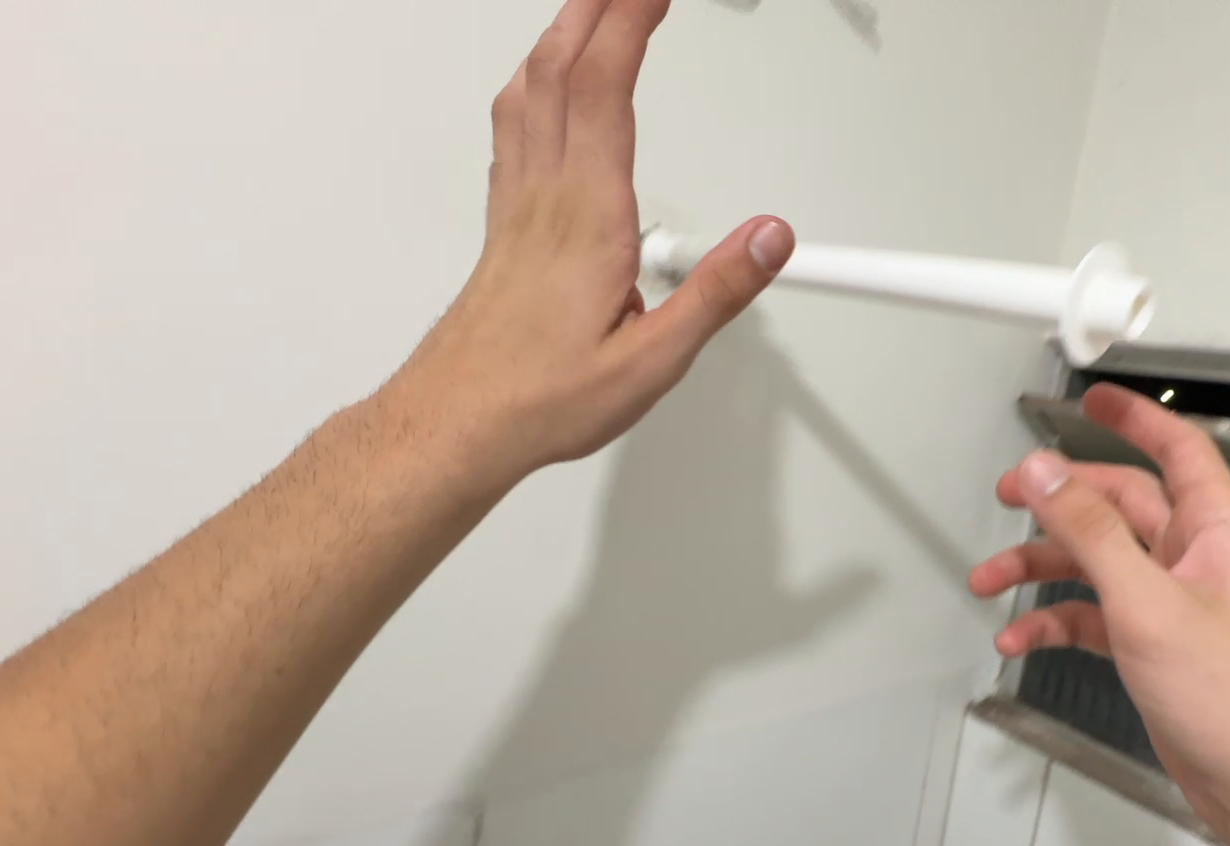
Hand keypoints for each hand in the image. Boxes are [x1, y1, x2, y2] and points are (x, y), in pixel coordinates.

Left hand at [384, 0, 795, 485]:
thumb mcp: (653, 359)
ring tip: (590, 12)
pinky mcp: (504, 229)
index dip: (630, 21)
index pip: (605, 89)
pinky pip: (513, 131)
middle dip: (596, 7)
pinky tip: (541, 95)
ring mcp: (516, 209)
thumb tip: (769, 238)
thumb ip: (716, 294)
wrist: (461, 421)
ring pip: (527, 91)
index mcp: (588, 219)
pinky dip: (533, 87)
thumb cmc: (543, 394)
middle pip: (559, 68)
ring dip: (561, 36)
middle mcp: (545, 198)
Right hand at [970, 384, 1229, 845]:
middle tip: (1009, 492)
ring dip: (1039, 567)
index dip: (1135, 417)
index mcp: (1213, 530)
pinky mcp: (1148, 642)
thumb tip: (1044, 471)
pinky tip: (1018, 638)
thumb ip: (1090, 532)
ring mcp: (1167, 601)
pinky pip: (1088, 614)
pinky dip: (1051, 622)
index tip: (1093, 399)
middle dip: (1057, 501)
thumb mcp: (1148, 603)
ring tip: (988, 580)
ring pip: (1092, 562)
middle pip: (1115, 506)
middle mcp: (1191, 558)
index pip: (1176, 449)